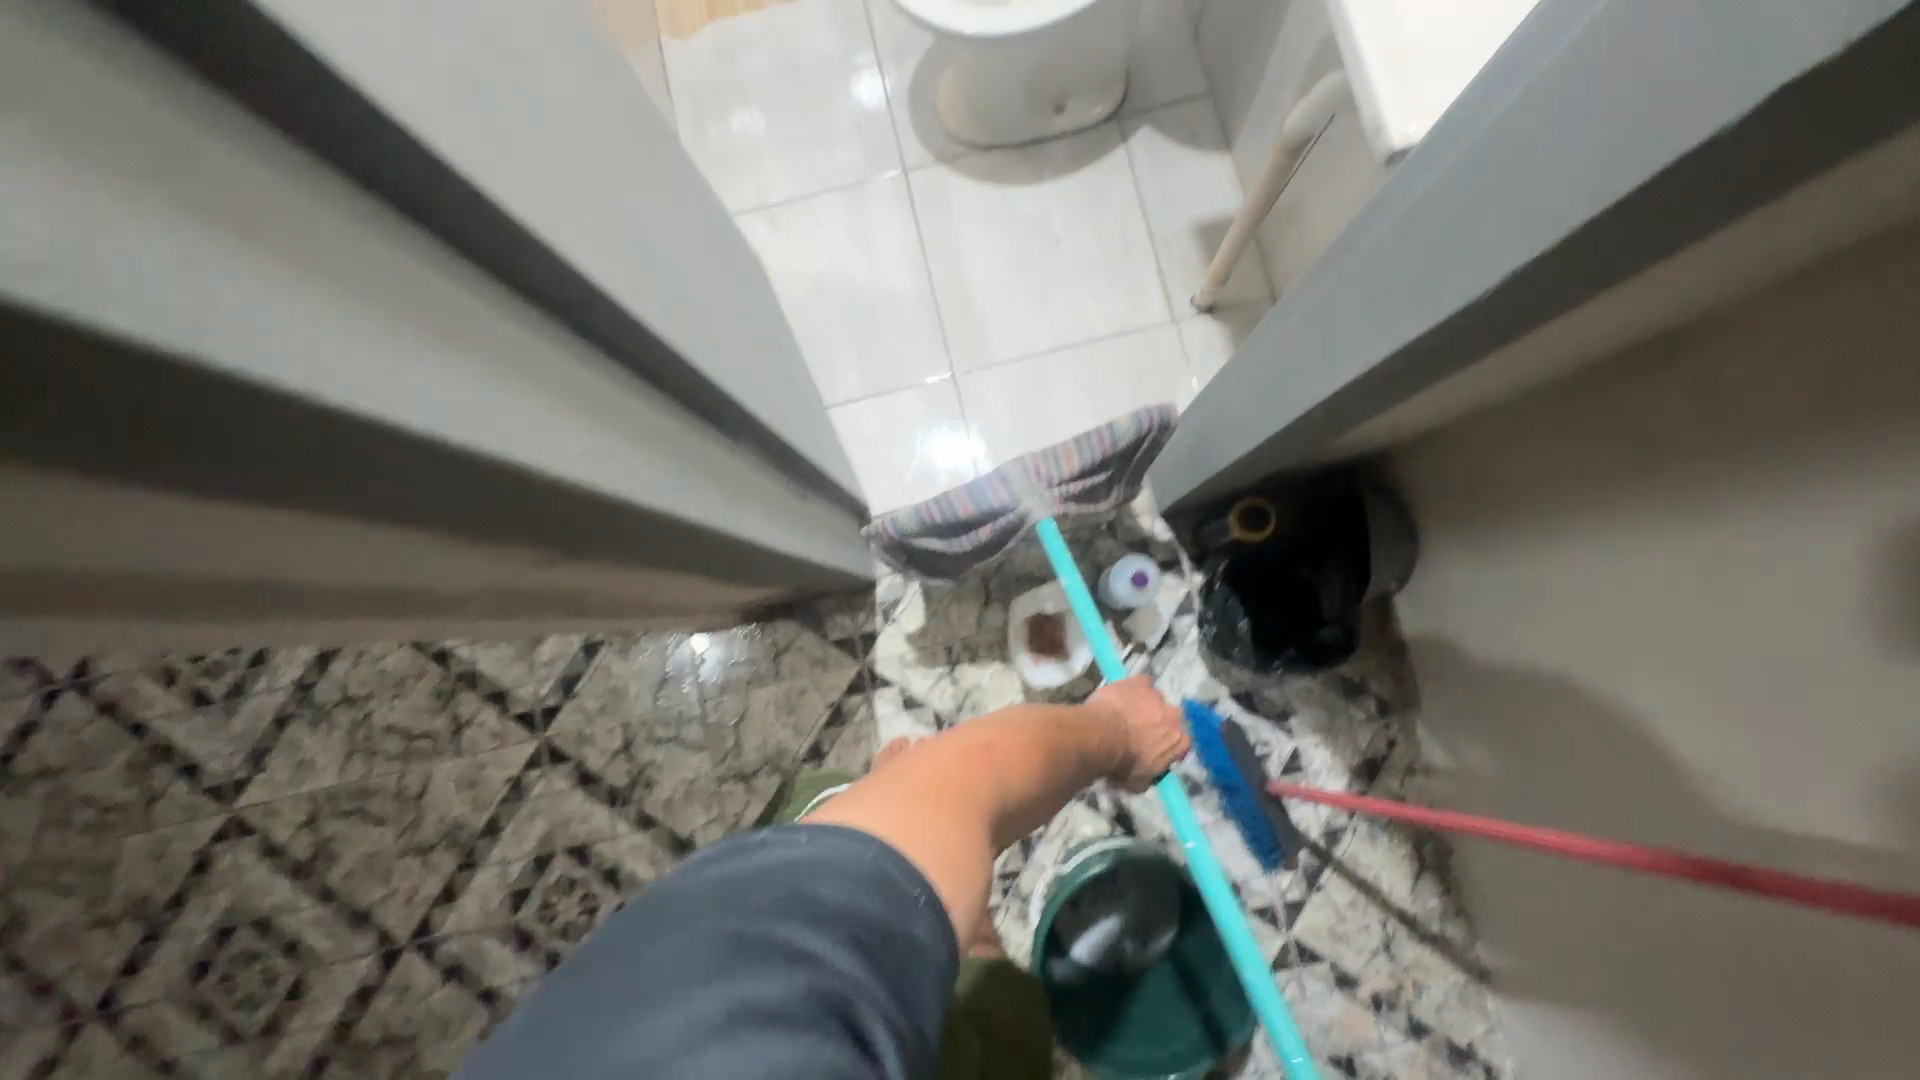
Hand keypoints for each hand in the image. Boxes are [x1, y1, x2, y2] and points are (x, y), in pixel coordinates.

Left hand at [1087, 676, 1189, 792]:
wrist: (1102, 737)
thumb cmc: (1122, 764)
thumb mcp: (1139, 783)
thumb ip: (1149, 776)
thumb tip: (1146, 775)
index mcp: (1180, 741)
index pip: (1180, 743)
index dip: (1166, 745)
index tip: (1152, 748)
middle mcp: (1174, 716)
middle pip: (1169, 718)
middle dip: (1157, 722)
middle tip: (1137, 730)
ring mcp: (1157, 696)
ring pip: (1154, 699)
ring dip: (1143, 705)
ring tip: (1124, 712)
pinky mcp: (1140, 682)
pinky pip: (1141, 682)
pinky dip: (1133, 688)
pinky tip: (1121, 694)